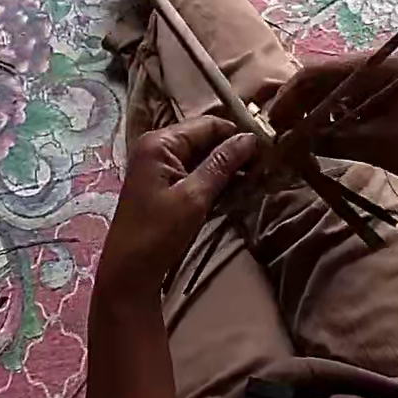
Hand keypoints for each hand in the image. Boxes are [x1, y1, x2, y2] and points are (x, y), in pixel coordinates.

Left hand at [98, 115, 261, 295]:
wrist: (129, 273)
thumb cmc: (157, 233)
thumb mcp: (194, 197)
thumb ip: (222, 164)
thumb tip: (251, 139)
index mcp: (160, 143)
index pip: (208, 124)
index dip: (238, 134)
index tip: (267, 150)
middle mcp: (158, 148)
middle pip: (206, 138)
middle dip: (235, 151)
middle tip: (266, 167)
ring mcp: (161, 167)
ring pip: (204, 157)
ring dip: (229, 168)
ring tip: (258, 179)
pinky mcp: (166, 186)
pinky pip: (197, 174)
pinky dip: (216, 181)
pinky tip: (238, 191)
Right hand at [270, 52, 397, 192]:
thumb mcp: (369, 143)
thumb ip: (324, 139)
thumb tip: (284, 144)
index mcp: (378, 66)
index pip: (318, 72)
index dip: (290, 96)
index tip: (272, 121)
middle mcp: (380, 69)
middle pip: (324, 81)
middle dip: (298, 106)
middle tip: (279, 132)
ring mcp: (385, 86)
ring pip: (335, 96)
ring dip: (313, 116)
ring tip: (294, 139)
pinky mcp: (389, 105)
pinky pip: (350, 108)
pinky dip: (331, 122)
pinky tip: (319, 139)